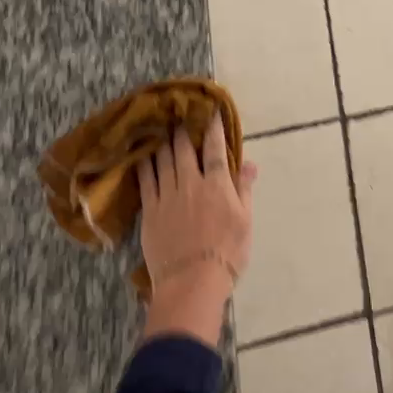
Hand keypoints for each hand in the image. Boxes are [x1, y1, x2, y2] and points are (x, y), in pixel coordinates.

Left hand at [136, 113, 258, 344]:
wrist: (191, 282)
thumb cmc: (226, 253)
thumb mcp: (245, 220)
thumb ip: (244, 189)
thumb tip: (250, 163)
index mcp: (218, 184)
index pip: (216, 148)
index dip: (214, 127)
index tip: (212, 110)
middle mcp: (191, 183)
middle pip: (185, 149)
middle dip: (184, 129)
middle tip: (180, 114)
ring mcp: (168, 196)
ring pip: (164, 160)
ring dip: (164, 141)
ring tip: (161, 127)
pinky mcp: (150, 211)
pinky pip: (146, 180)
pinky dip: (145, 164)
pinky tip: (142, 155)